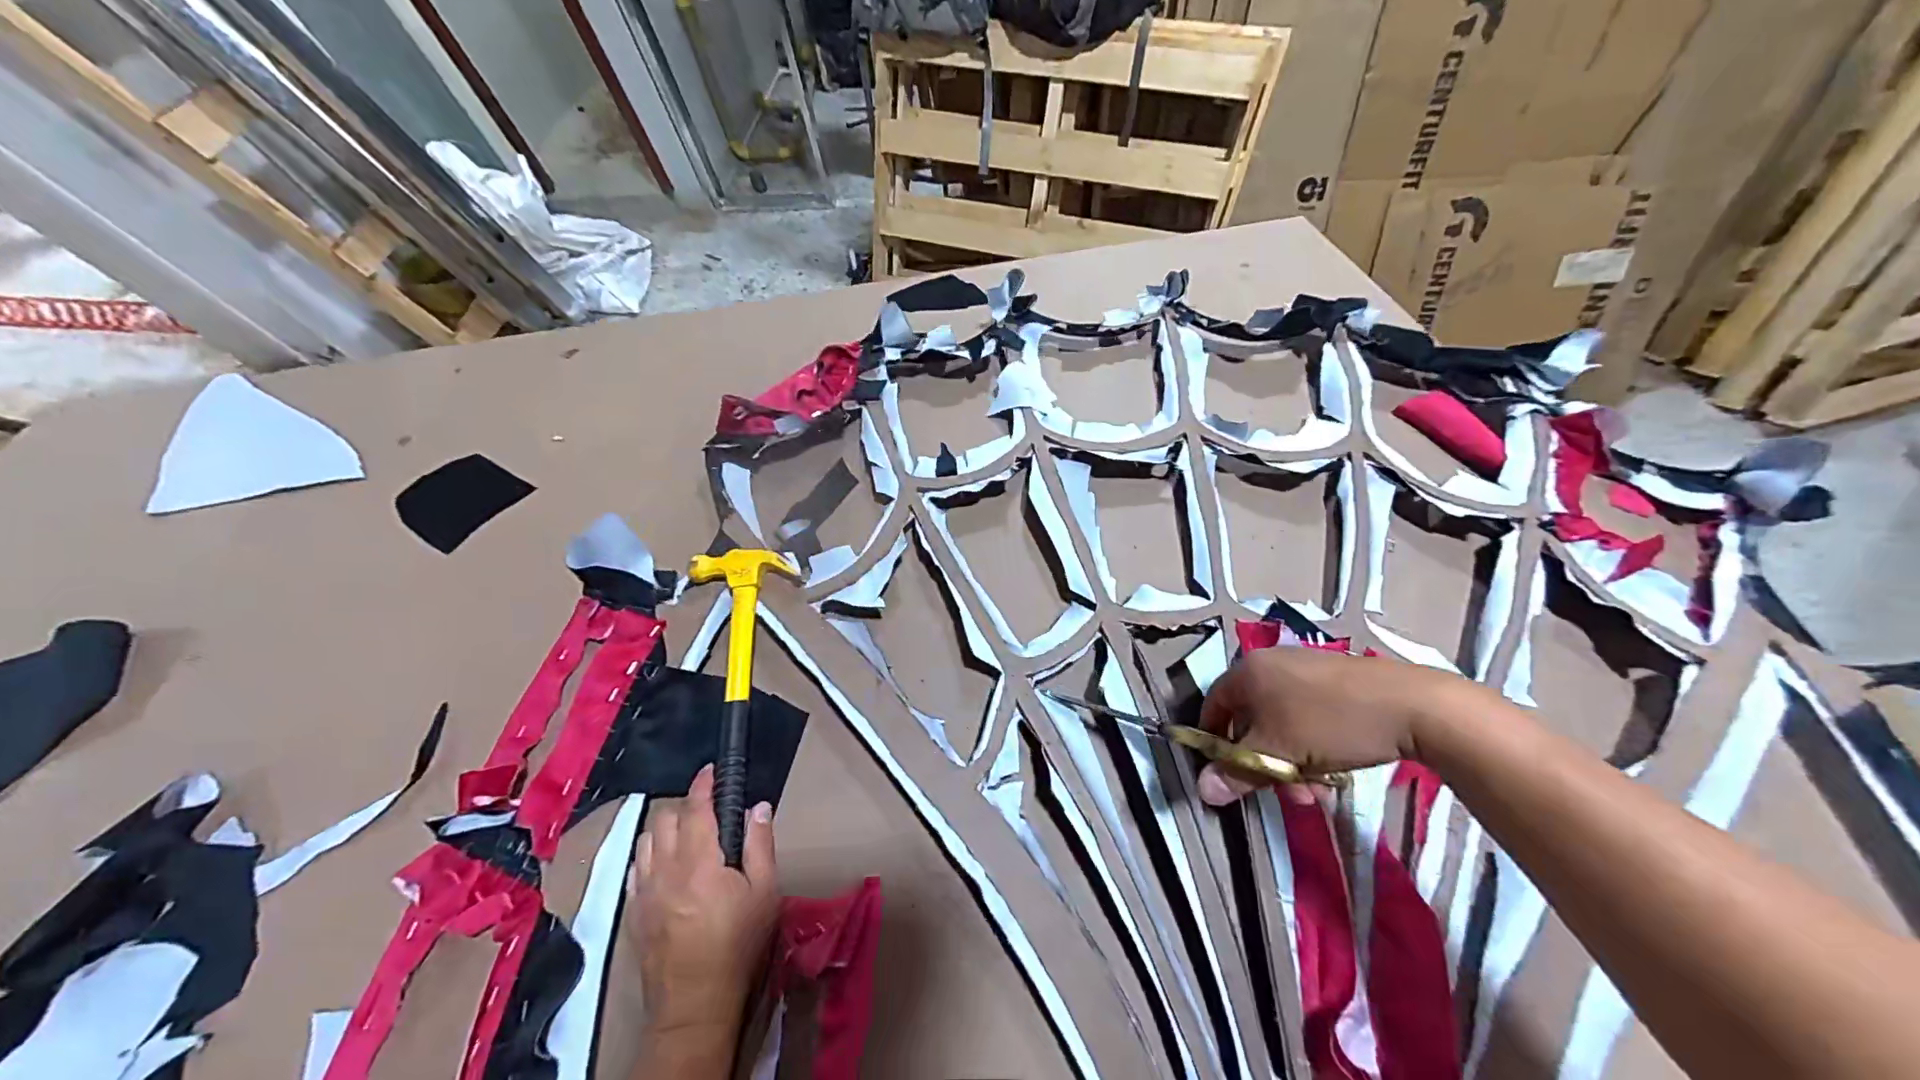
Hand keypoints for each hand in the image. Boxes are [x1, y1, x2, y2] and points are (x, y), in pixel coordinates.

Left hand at [631, 765, 777, 1060]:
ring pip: (646, 841)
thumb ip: (760, 845)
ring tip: (687, 837)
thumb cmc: (737, 945)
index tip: (711, 771)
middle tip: (709, 811)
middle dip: (686, 806)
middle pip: (665, 819)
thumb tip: (758, 808)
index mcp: (699, 862)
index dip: (703, 784)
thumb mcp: (764, 893)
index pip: (696, 809)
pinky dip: (650, 856)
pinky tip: (666, 866)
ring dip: (666, 829)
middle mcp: (665, 870)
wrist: (695, 1003)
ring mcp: (643, 891)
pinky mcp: (633, 912)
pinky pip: (635, 869)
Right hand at [1194, 646, 1484, 805]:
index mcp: (1248, 671)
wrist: (1414, 706)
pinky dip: (1311, 743)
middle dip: (1263, 761)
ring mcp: (1307, 668)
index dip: (1214, 743)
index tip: (1229, 775)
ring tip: (1315, 790)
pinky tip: (1334, 769)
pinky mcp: (1338, 678)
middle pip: (1250, 718)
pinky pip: (1308, 714)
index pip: (1213, 706)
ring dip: (1289, 760)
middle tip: (1283, 791)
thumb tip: (1202, 791)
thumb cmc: (1330, 724)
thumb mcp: (1278, 755)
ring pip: (1282, 721)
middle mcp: (1272, 662)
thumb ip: (1237, 773)